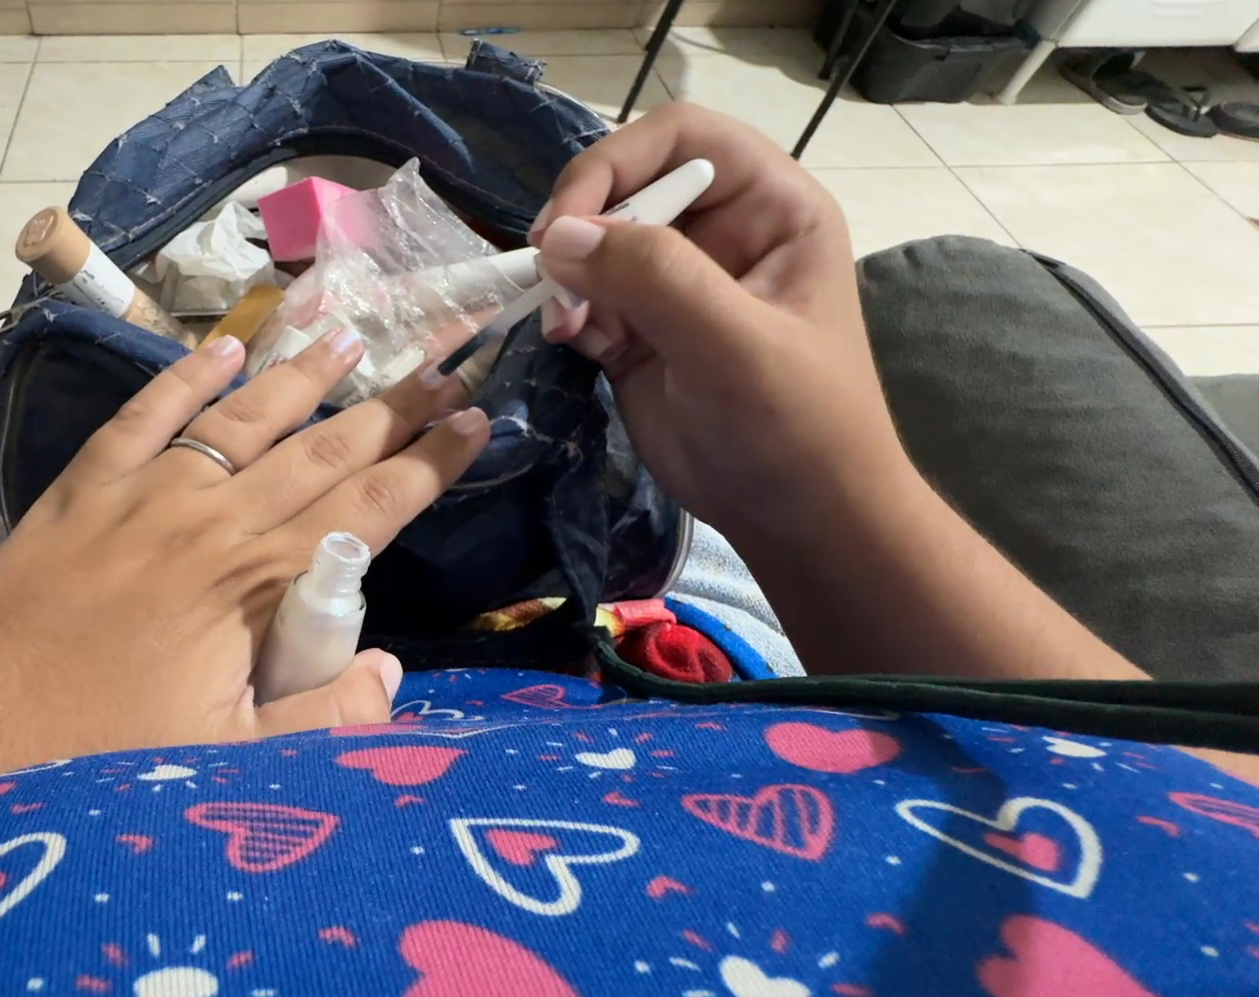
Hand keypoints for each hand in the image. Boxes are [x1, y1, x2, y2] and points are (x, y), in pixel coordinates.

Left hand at [0, 332, 482, 768]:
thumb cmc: (100, 755)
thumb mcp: (231, 763)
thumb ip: (324, 718)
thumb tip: (390, 670)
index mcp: (258, 583)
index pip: (369, 505)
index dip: (430, 462)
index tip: (476, 418)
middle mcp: (212, 519)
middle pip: (321, 448)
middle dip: (392, 406)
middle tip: (442, 361)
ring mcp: (144, 495)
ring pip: (242, 418)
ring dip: (301, 376)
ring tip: (350, 335)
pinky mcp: (85, 490)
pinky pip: (146, 417)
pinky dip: (185, 377)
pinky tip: (223, 349)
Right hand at [530, 103, 917, 545]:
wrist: (791, 514)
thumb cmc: (791, 425)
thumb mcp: (732, 344)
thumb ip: (652, 279)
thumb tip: (556, 238)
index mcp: (768, 209)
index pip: (682, 139)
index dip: (617, 164)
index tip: (565, 222)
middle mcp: (716, 238)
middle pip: (626, 190)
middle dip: (581, 227)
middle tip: (548, 272)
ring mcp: (671, 291)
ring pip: (595, 251)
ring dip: (565, 280)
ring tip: (562, 325)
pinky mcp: (636, 338)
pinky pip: (584, 304)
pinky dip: (564, 316)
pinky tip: (566, 341)